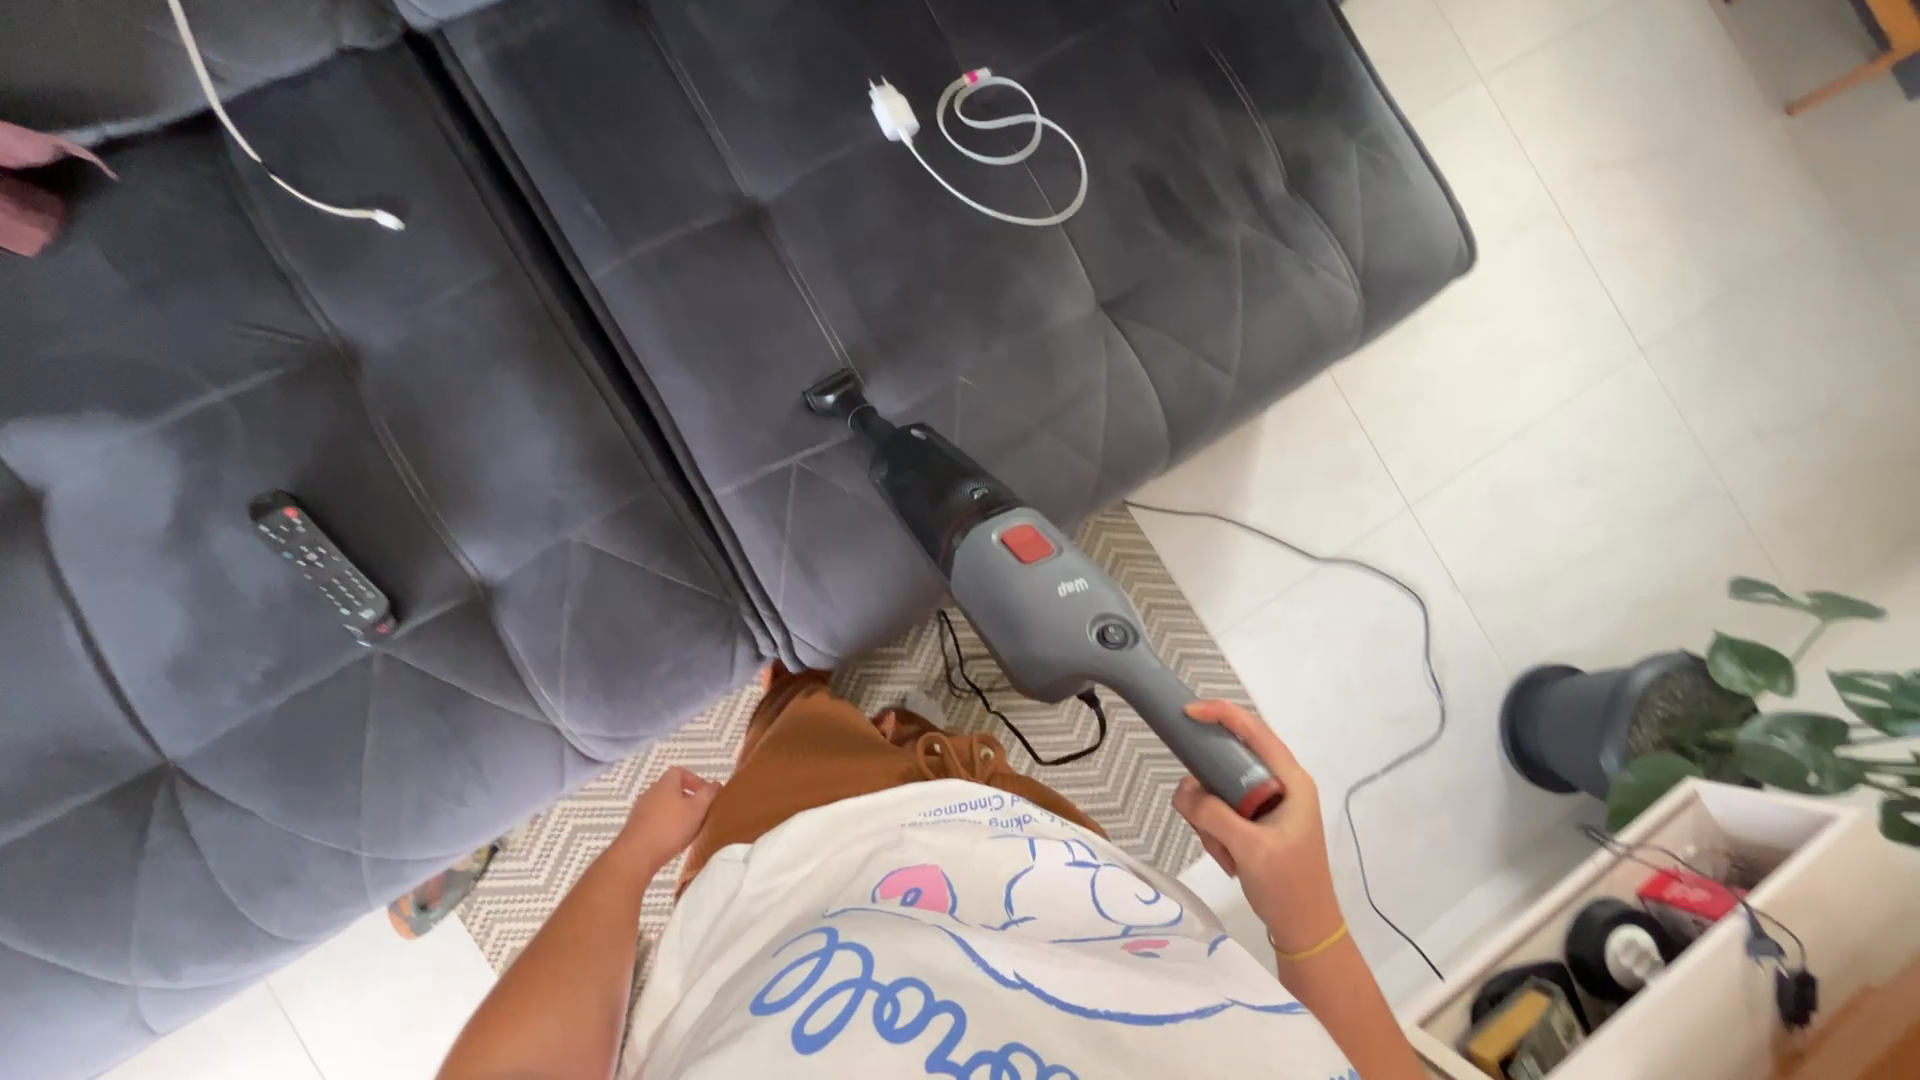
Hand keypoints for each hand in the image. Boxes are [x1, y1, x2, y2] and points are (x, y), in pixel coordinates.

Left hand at [610, 766, 719, 869]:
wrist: (635, 856)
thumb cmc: (670, 828)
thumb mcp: (697, 809)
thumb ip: (708, 794)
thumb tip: (716, 784)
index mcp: (665, 784)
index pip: (680, 771)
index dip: (695, 780)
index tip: (705, 794)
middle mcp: (650, 793)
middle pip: (671, 789)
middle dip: (687, 799)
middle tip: (700, 812)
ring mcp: (640, 810)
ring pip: (663, 806)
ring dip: (676, 814)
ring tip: (688, 829)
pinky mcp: (634, 827)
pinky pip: (654, 820)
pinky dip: (665, 826)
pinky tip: (672, 840)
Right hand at [1170, 701, 1342, 955]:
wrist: (1306, 931)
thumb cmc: (1288, 886)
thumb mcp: (1249, 848)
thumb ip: (1213, 814)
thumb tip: (1183, 791)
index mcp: (1292, 781)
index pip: (1255, 731)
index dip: (1222, 714)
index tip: (1188, 714)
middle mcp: (1280, 785)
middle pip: (1228, 760)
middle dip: (1207, 788)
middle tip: (1198, 813)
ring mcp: (1267, 804)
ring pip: (1218, 788)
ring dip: (1209, 818)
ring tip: (1224, 852)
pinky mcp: (1256, 822)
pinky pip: (1220, 810)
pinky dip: (1213, 831)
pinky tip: (1228, 859)